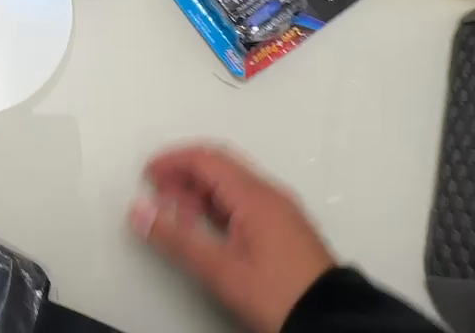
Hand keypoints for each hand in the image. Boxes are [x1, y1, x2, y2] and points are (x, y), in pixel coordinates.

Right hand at [130, 144, 334, 332]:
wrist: (335, 324)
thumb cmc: (277, 294)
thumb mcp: (220, 269)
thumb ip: (176, 238)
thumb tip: (138, 210)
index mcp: (254, 194)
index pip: (205, 158)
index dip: (172, 161)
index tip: (148, 176)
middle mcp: (269, 193)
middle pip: (218, 166)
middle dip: (184, 175)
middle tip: (161, 198)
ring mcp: (282, 209)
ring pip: (232, 184)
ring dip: (201, 193)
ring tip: (183, 222)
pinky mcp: (287, 227)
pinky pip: (246, 200)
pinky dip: (220, 205)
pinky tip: (212, 232)